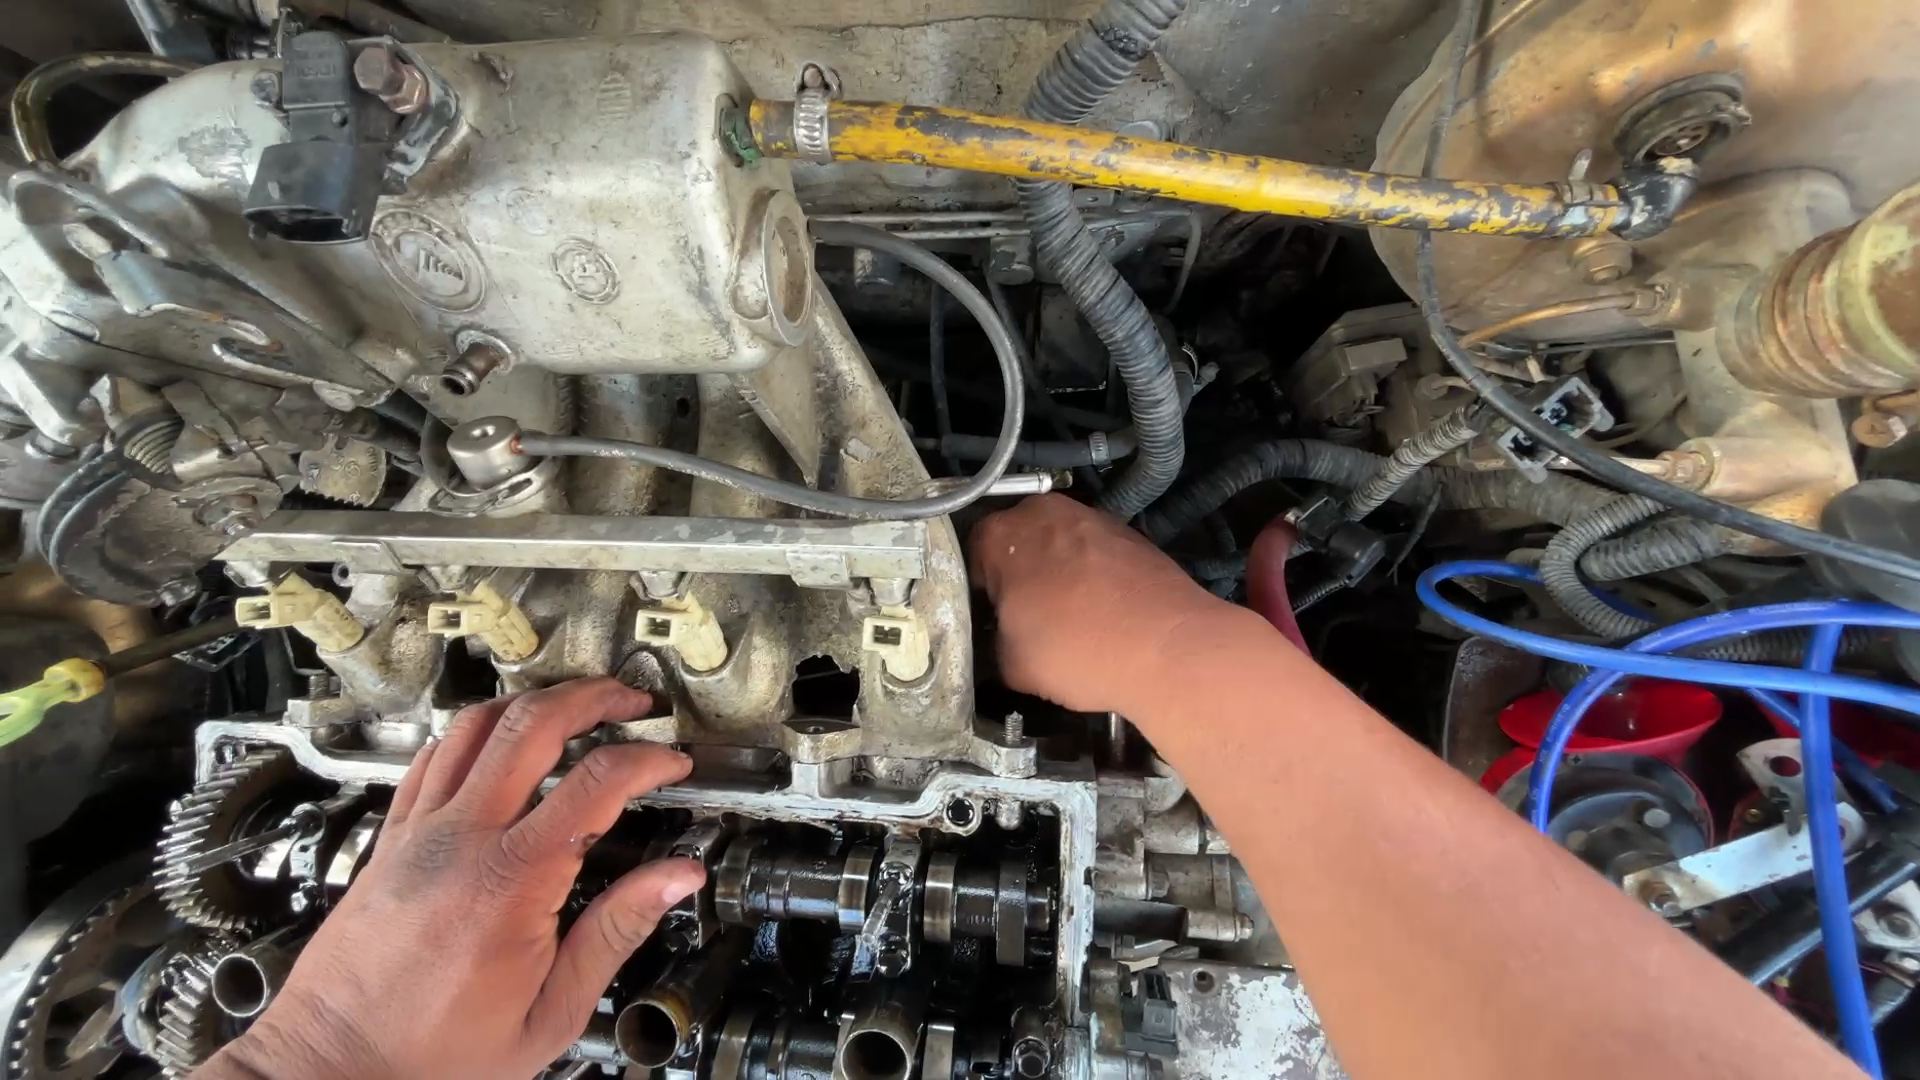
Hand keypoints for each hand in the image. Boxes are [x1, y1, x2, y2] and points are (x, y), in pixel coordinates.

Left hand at [203, 678, 703, 1079]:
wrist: (325, 1079)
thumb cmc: (436, 1060)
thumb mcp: (551, 1013)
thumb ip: (618, 930)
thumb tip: (679, 877)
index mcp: (512, 882)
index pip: (598, 782)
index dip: (649, 760)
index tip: (673, 764)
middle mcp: (463, 841)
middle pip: (534, 725)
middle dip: (595, 698)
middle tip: (632, 701)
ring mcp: (420, 832)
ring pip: (479, 724)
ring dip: (538, 700)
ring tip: (577, 704)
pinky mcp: (391, 837)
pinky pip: (433, 755)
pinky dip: (478, 728)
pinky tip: (505, 737)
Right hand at [970, 494, 1234, 713]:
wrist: (1169, 647)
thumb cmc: (1080, 649)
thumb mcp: (1010, 664)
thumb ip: (991, 643)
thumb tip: (997, 641)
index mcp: (1001, 534)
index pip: (968, 555)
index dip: (976, 591)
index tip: (987, 615)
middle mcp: (1043, 511)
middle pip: (1015, 542)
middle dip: (1017, 574)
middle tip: (1023, 616)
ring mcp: (1091, 517)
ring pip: (1056, 543)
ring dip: (1055, 571)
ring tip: (1065, 615)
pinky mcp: (1129, 532)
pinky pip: (1092, 551)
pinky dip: (1090, 573)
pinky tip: (1098, 609)